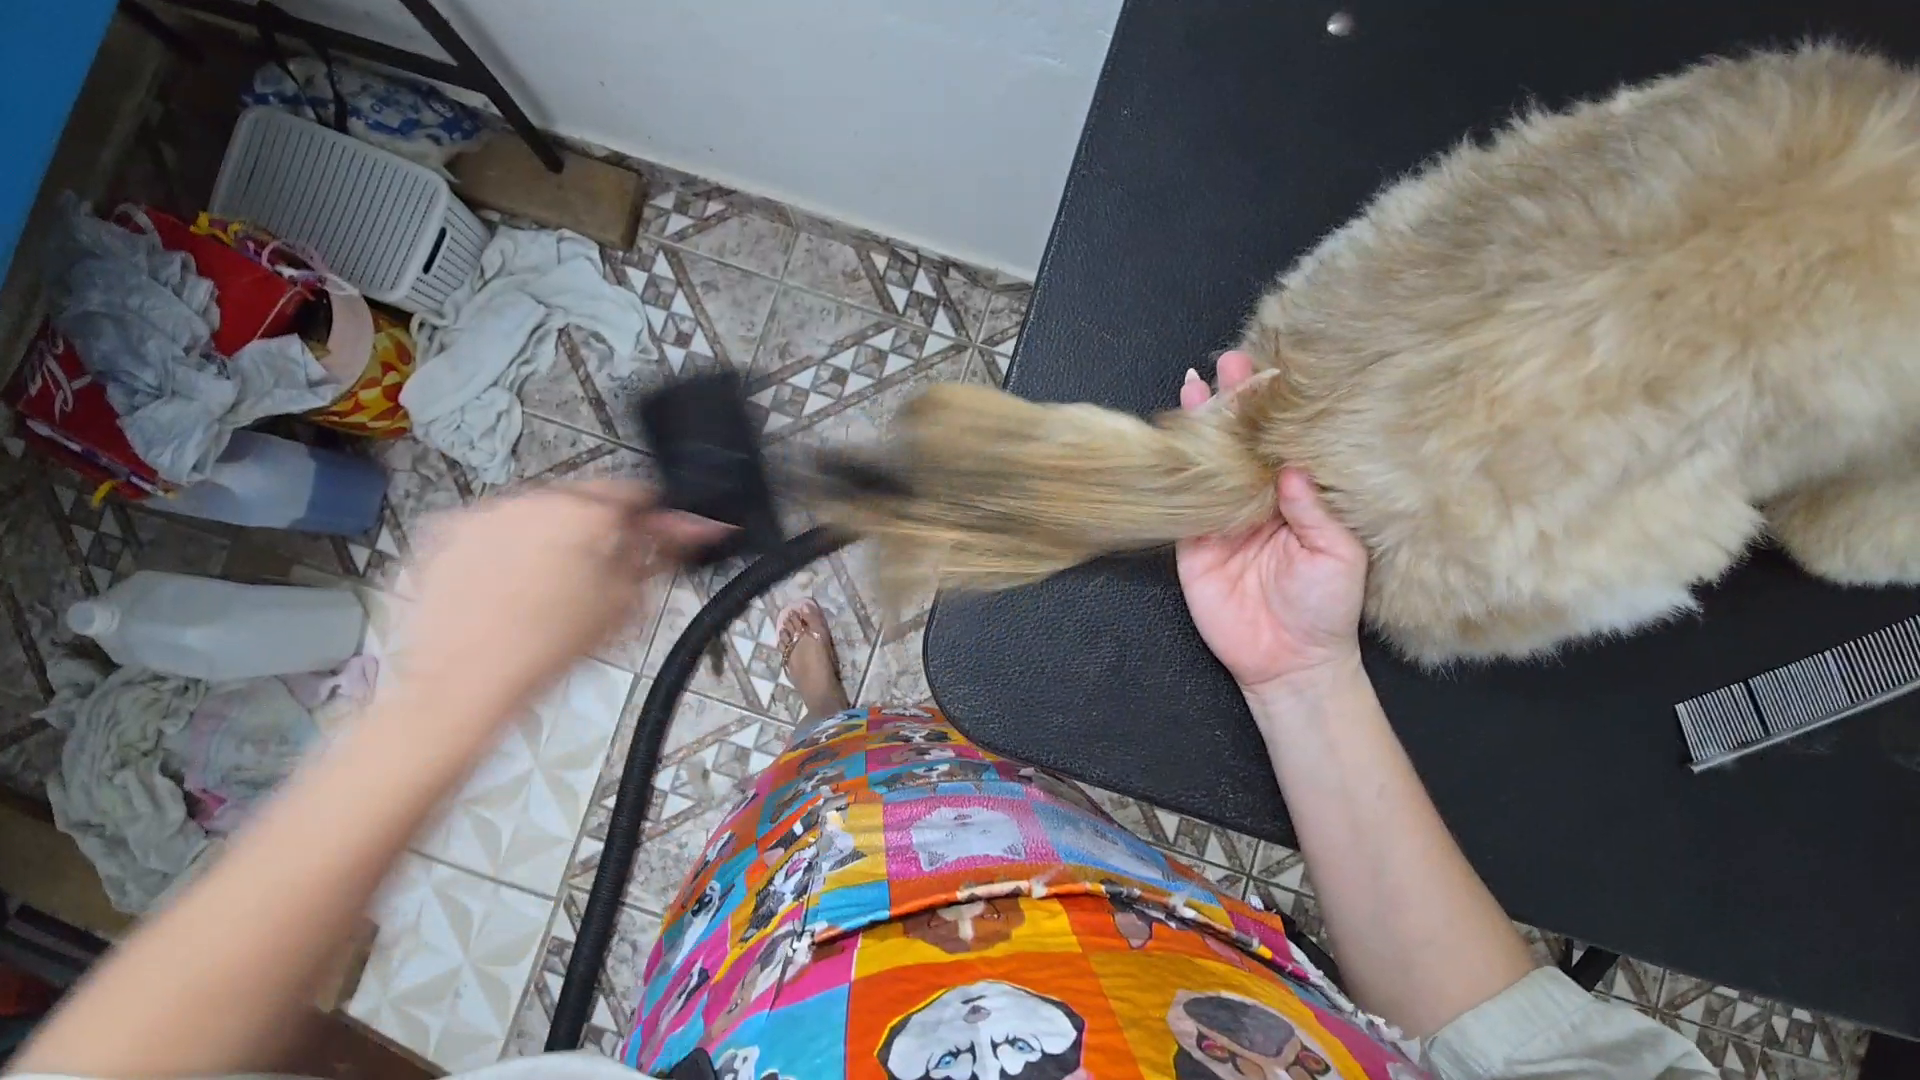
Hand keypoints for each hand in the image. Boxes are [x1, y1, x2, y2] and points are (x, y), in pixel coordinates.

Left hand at [393, 480, 726, 720]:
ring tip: (547, 591)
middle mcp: (536, 498)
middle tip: (601, 575)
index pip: (638, 493)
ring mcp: (487, 512)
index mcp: (588, 511)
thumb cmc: (549, 648)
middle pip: (585, 501)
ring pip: (537, 514)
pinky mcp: (447, 531)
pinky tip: (507, 591)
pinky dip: (504, 550)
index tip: (655, 539)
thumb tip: (692, 528)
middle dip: (597, 530)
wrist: (464, 680)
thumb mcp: (625, 603)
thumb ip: (660, 554)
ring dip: (551, 537)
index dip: (652, 519)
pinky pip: (493, 530)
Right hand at [1175, 351, 1369, 694]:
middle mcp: (1256, 502)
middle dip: (1232, 404)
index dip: (1270, 411)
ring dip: (1198, 427)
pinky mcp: (1192, 545)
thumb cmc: (1326, 608)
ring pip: (1206, 465)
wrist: (1288, 660)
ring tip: (1193, 385)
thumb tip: (1292, 469)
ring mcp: (1221, 521)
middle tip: (1226, 363)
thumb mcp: (1338, 556)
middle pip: (1238, 445)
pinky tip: (1167, 442)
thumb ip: (1314, 511)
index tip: (1266, 372)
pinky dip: (1171, 473)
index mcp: (1294, 501)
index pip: (1277, 446)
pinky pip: (1179, 504)